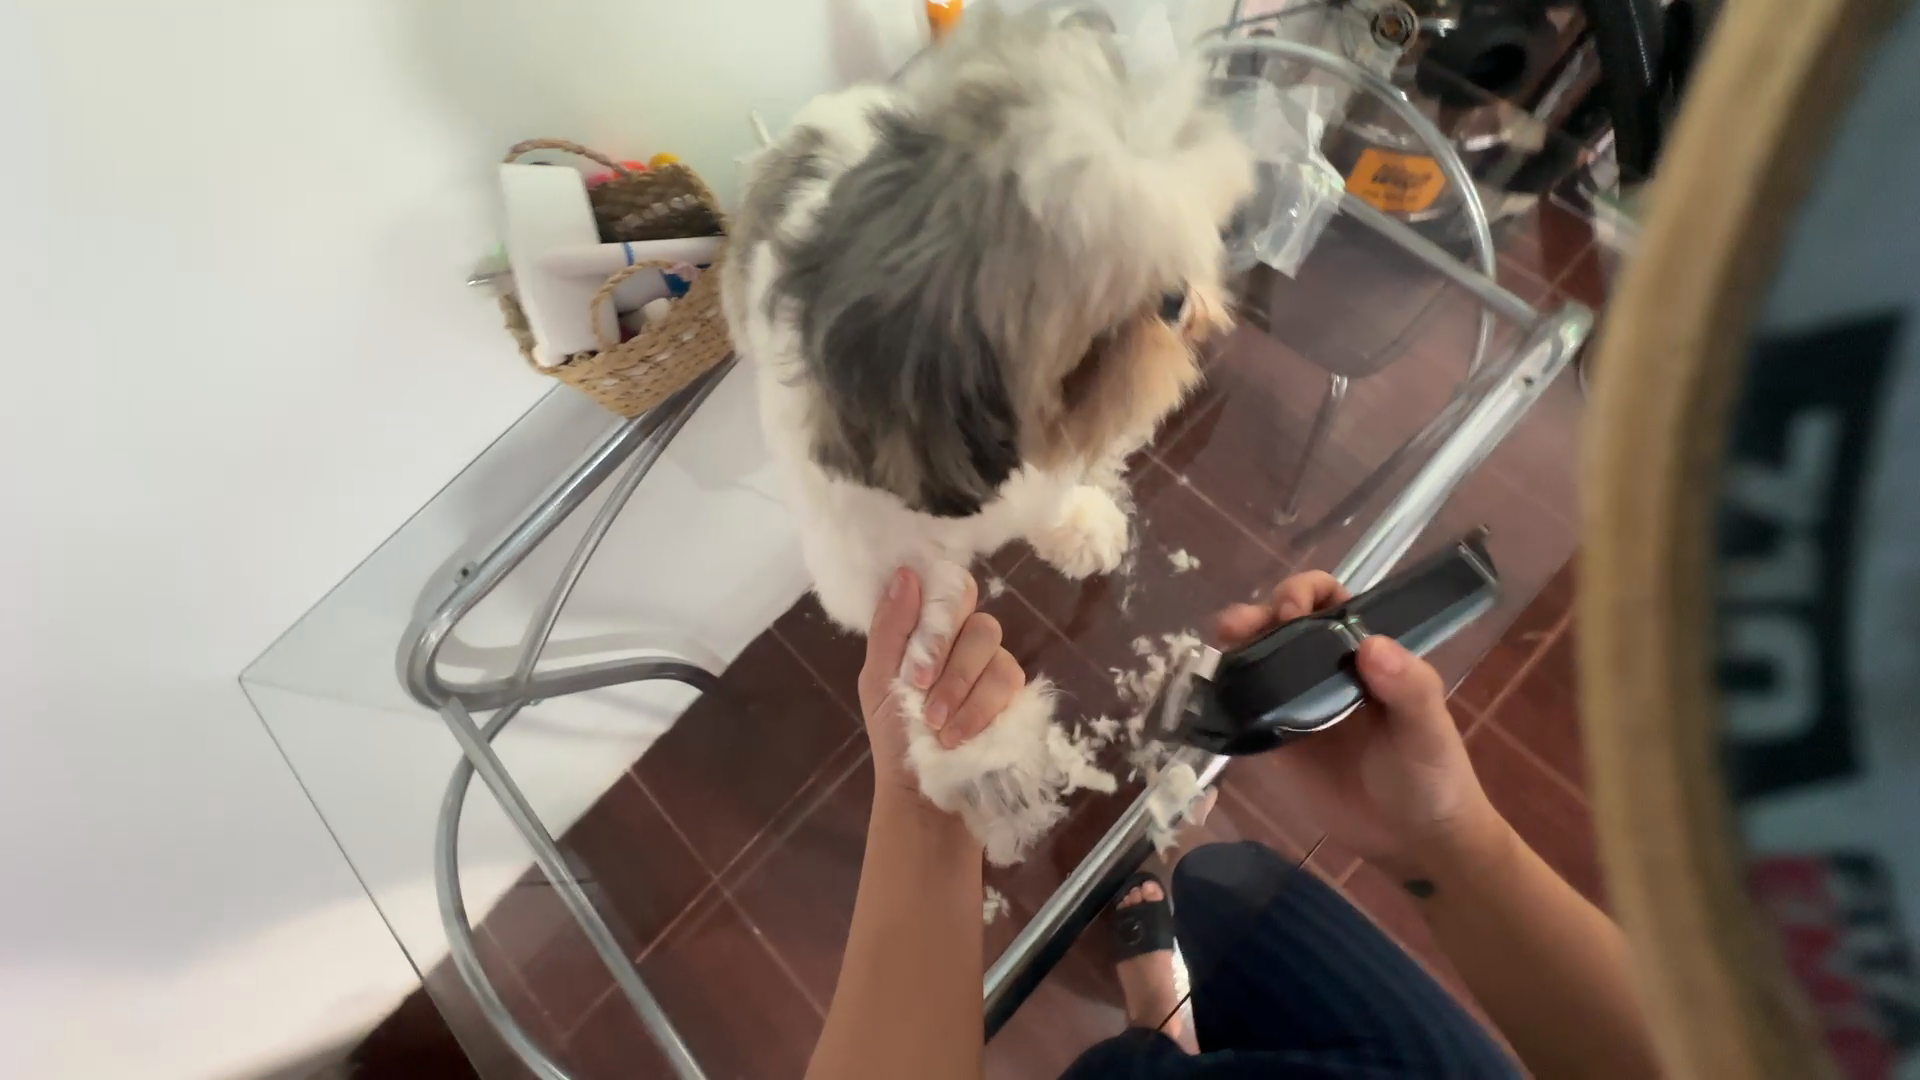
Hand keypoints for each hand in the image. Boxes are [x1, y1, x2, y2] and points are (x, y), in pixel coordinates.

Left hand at [859, 567, 1026, 804]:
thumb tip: (906, 573)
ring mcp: (993, 667)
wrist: (920, 790)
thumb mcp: (878, 679)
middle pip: (975, 617)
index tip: (917, 643)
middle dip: (943, 653)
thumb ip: (891, 627)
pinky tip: (957, 734)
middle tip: (919, 685)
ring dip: (958, 686)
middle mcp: (967, 642)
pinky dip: (978, 708)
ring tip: (935, 722)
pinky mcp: (1015, 694)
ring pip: (992, 647)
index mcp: (933, 630)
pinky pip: (1007, 680)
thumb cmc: (894, 732)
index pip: (952, 589)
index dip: (940, 607)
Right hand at [1214, 571, 1502, 877]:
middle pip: (1280, 621)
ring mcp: (1293, 700)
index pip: (1329, 600)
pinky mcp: (1271, 736)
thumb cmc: (1432, 777)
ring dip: (1233, 640)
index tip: (1292, 612)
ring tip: (1219, 642)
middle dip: (1255, 611)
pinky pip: (1241, 703)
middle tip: (1239, 627)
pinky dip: (1221, 689)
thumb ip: (1410, 688)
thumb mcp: (1428, 731)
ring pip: (1255, 655)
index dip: (1306, 592)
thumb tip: (1371, 644)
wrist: (1412, 843)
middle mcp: (1322, 668)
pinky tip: (1208, 687)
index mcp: (1361, 654)